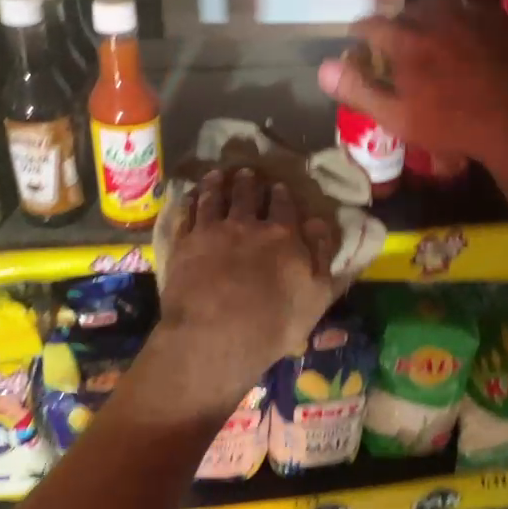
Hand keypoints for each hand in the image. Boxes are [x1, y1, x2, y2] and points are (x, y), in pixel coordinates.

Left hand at [155, 168, 336, 406]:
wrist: (215, 336)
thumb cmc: (273, 324)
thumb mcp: (316, 296)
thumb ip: (322, 257)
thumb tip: (321, 223)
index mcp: (283, 236)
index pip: (284, 206)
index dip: (282, 195)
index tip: (279, 186)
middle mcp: (247, 224)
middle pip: (247, 196)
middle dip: (248, 182)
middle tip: (246, 172)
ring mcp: (212, 231)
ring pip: (215, 197)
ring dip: (217, 183)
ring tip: (217, 174)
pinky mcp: (185, 243)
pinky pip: (188, 213)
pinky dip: (191, 200)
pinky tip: (191, 196)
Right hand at [318, 0, 507, 174]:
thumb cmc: (450, 124)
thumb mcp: (396, 117)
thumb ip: (358, 90)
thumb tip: (322, 68)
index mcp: (403, 40)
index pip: (369, 25)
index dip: (360, 34)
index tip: (357, 43)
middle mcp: (431, 17)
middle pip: (402, 11)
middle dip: (394, 26)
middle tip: (394, 47)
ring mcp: (465, 14)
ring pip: (434, 5)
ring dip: (424, 18)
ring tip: (425, 39)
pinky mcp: (492, 19)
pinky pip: (464, 10)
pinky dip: (454, 21)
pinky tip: (459, 41)